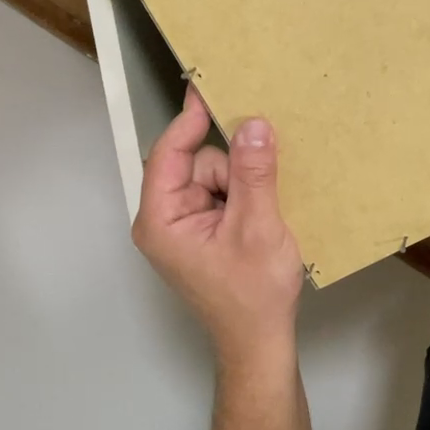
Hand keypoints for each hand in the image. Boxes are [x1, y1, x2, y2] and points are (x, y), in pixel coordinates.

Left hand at [133, 85, 304, 365]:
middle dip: (233, 169)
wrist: (260, 339)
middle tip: (261, 195)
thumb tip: (255, 124)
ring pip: (217, 176)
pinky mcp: (207, 232)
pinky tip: (265, 213)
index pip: (168, 155)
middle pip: (198, 163)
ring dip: (245, 184)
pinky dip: (247, 195)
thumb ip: (254, 174)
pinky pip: (226, 194)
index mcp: (162, 219)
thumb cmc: (252, 292)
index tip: (208, 90)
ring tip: (267, 214)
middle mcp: (167, 218)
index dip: (187, 122)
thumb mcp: (258, 227)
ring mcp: (187, 226)